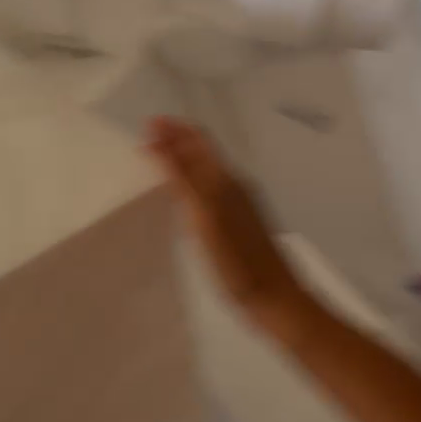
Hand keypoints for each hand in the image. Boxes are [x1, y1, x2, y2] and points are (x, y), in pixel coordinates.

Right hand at [144, 117, 315, 336]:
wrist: (274, 297)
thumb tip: (159, 140)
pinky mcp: (238, 223)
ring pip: (206, 170)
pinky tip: (181, 196)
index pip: (198, 141)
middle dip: (176, 140)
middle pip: (203, 152)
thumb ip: (181, 178)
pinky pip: (210, 189)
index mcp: (225, 179)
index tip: (147, 124)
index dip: (174, 129)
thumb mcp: (203, 215)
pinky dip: (190, 181)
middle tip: (148, 136)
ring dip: (182, 159)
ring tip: (157, 160)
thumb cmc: (236, 259)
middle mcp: (234, 185)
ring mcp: (239, 204)